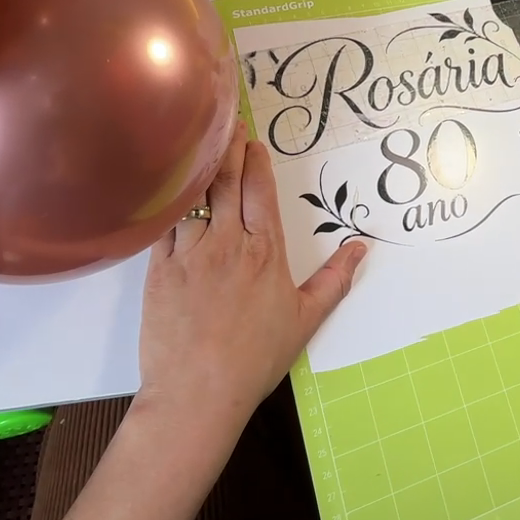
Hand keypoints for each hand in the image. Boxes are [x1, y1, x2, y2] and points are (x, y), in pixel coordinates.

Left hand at [136, 121, 367, 431]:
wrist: (197, 395)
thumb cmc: (255, 359)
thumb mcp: (306, 320)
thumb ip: (335, 280)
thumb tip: (361, 247)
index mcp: (265, 251)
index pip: (260, 190)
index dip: (255, 161)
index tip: (253, 142)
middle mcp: (228, 242)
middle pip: (226, 181)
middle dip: (226, 148)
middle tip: (225, 124)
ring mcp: (190, 253)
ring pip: (194, 194)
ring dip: (198, 165)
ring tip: (196, 142)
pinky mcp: (158, 269)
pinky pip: (163, 222)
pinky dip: (167, 199)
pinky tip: (167, 184)